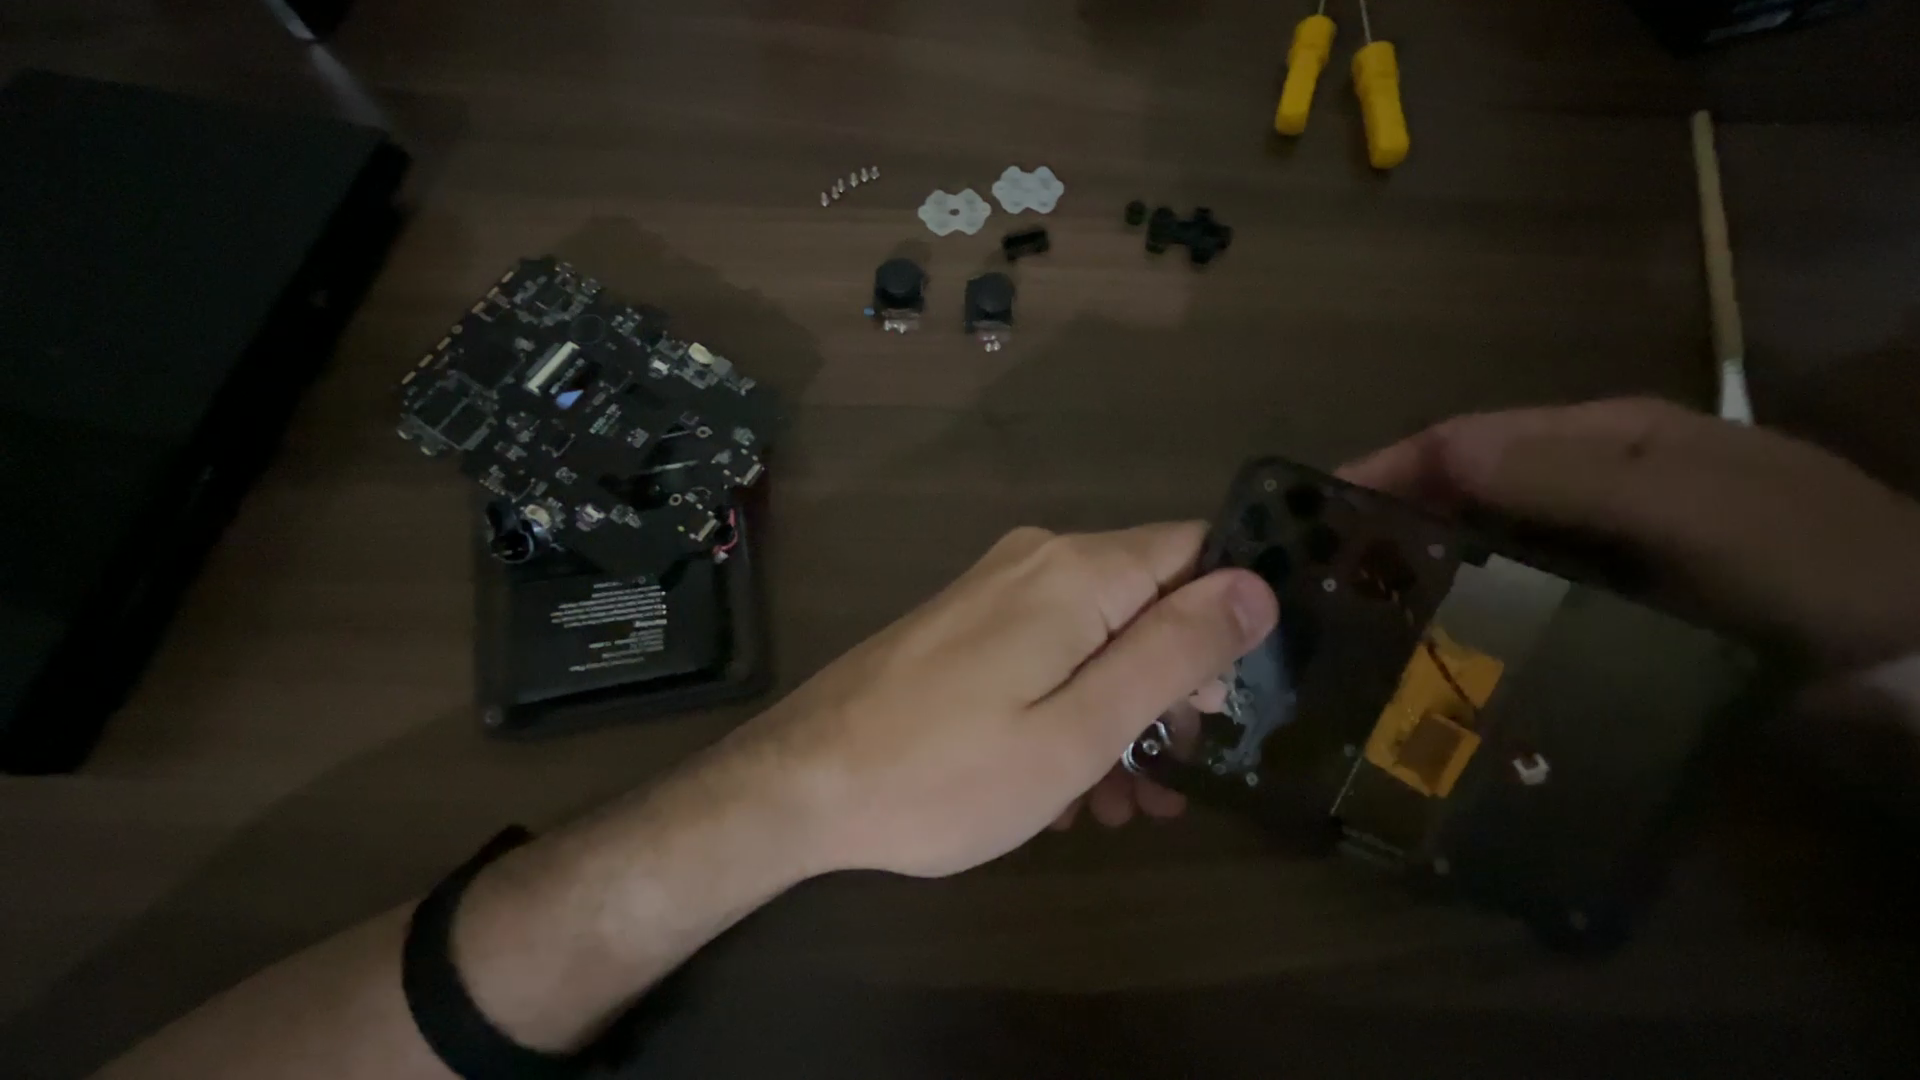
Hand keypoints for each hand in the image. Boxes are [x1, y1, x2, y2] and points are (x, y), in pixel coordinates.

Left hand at [717, 523, 1277, 878]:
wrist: (805, 781)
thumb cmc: (947, 772)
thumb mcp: (1080, 728)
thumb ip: (1173, 652)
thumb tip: (1256, 588)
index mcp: (1078, 572)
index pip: (1196, 551)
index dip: (1228, 620)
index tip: (1225, 704)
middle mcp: (1039, 559)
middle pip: (1148, 599)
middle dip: (1172, 685)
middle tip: (1172, 775)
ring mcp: (997, 590)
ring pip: (1097, 636)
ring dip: (1121, 712)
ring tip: (1120, 804)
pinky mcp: (968, 624)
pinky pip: (1048, 651)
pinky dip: (1071, 706)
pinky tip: (1065, 783)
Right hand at [1340, 397, 1919, 668]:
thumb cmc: (1814, 571)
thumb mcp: (1692, 509)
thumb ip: (1568, 477)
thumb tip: (1437, 456)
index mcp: (1603, 436)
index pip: (1464, 437)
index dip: (1385, 466)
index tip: (1311, 511)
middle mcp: (1591, 479)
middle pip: (1464, 487)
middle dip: (1390, 520)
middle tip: (1326, 575)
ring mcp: (1603, 541)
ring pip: (1484, 540)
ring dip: (1424, 567)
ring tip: (1363, 615)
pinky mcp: (1612, 598)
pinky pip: (1518, 590)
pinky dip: (1470, 606)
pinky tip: (1442, 643)